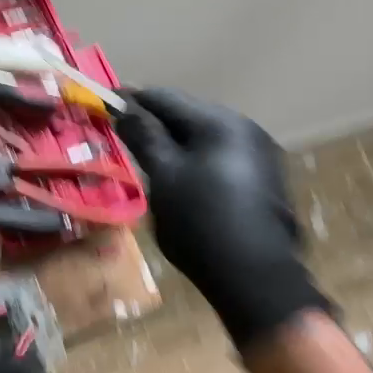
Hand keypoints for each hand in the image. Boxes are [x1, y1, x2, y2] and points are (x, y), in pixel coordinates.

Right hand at [117, 88, 329, 352]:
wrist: (253, 274)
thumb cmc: (199, 223)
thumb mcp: (163, 178)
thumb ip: (144, 138)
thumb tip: (123, 107)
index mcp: (218, 122)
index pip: (166, 98)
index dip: (133, 99)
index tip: (106, 103)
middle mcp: (244, 127)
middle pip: (189, 114)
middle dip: (157, 121)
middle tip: (125, 134)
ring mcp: (260, 152)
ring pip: (206, 136)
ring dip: (177, 141)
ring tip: (150, 158)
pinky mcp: (265, 177)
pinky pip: (221, 155)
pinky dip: (197, 158)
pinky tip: (184, 178)